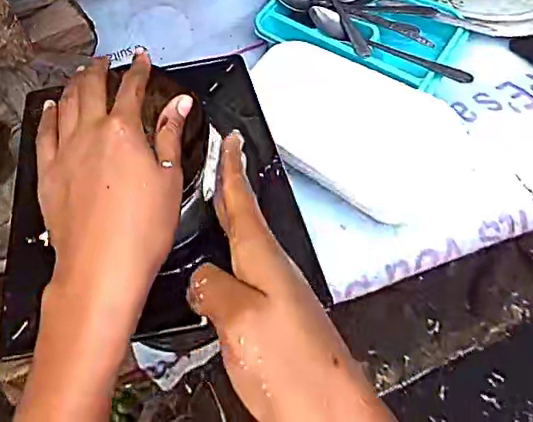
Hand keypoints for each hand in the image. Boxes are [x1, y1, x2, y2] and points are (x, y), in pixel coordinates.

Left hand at [36, 49, 190, 321]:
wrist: (99, 269)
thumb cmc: (140, 232)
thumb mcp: (169, 180)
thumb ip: (169, 134)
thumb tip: (179, 105)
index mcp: (123, 131)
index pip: (131, 88)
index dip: (137, 69)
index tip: (140, 59)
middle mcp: (90, 132)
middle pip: (91, 87)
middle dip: (99, 68)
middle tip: (104, 61)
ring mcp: (65, 151)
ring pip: (65, 103)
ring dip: (73, 84)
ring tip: (79, 75)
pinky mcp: (47, 172)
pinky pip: (43, 132)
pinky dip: (47, 114)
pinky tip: (50, 107)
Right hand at [189, 133, 394, 421]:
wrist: (334, 419)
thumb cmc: (296, 370)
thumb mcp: (239, 320)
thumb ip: (212, 288)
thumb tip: (198, 278)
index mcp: (262, 258)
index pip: (242, 200)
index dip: (233, 167)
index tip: (232, 138)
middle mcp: (272, 272)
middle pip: (245, 218)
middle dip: (231, 188)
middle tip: (221, 162)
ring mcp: (277, 297)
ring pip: (245, 247)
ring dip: (230, 222)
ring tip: (214, 207)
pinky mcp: (276, 324)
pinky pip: (245, 278)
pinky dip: (230, 262)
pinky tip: (222, 271)